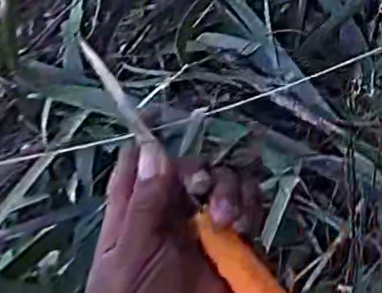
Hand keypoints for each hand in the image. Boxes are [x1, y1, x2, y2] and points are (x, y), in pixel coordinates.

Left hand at [87, 143, 264, 292]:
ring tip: (229, 221)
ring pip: (226, 179)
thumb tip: (151, 148)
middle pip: (193, 168)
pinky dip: (251, 205)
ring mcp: (204, 228)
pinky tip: (242, 227)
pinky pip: (251, 202)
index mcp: (135, 219)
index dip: (149, 145)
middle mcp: (171, 216)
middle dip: (206, 173)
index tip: (162, 122)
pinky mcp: (234, 239)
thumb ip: (143, 205)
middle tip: (204, 191)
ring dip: (232, 189)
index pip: (137, 169)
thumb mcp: (130, 260)